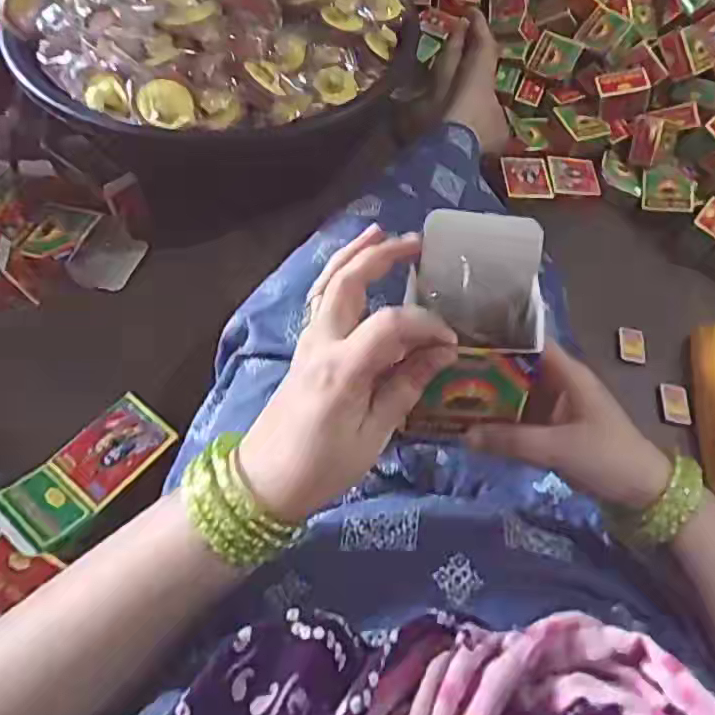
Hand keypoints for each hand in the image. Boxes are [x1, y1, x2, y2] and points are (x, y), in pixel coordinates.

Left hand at [236, 224, 458, 520]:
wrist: (263, 482)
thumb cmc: (322, 466)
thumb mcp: (373, 435)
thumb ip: (406, 386)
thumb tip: (442, 352)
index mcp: (342, 368)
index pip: (391, 324)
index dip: (426, 324)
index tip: (451, 341)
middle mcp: (322, 343)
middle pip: (348, 282)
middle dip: (381, 256)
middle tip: (415, 244)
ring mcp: (308, 341)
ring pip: (328, 282)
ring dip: (354, 254)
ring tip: (379, 233)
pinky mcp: (305, 346)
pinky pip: (322, 298)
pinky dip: (339, 275)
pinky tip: (353, 268)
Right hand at [465, 341, 672, 510]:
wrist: (644, 492)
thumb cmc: (607, 457)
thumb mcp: (558, 448)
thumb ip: (511, 440)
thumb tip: (464, 434)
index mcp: (568, 374)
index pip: (530, 341)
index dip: (501, 335)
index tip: (466, 336)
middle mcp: (560, 383)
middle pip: (518, 366)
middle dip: (487, 367)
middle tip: (448, 368)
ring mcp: (557, 406)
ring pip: (517, 391)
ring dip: (491, 394)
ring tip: (451, 391)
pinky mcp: (554, 428)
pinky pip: (522, 416)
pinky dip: (502, 417)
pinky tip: (474, 420)